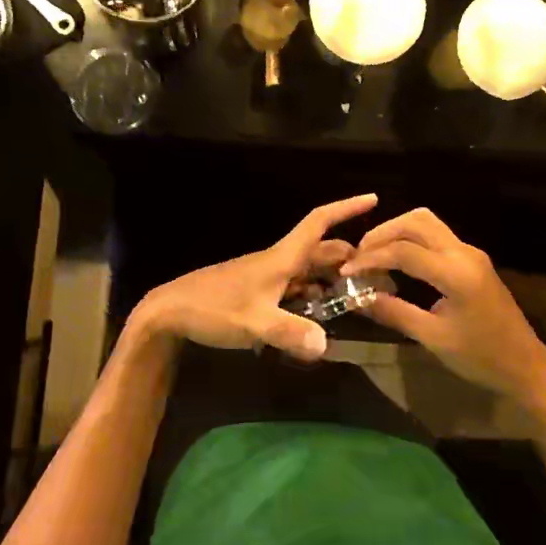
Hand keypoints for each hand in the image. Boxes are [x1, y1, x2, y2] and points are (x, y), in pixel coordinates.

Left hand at [130, 194, 377, 360]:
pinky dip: (312, 290)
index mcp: (281, 258)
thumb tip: (325, 345)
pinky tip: (318, 310)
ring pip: (307, 267)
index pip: (318, 223)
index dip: (346, 208)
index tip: (373, 198)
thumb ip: (289, 332)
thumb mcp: (253, 322)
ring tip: (354, 290)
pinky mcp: (256, 291)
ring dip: (331, 273)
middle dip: (348, 252)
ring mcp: (266, 276)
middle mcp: (277, 261)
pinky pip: (294, 284)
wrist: (170, 311)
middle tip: (375, 267)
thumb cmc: (213, 308)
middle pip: (320, 248)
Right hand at [338, 209, 545, 404]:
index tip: (346, 271)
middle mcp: (464, 252)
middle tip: (359, 256)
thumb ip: (395, 313)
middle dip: (383, 233)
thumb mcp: (433, 338)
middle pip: (416, 222)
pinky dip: (412, 240)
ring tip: (374, 254)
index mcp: (456, 273)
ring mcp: (471, 253)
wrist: (525, 365)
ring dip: (398, 231)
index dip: (371, 258)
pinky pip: (437, 236)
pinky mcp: (473, 259)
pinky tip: (397, 261)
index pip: (404, 251)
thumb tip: (358, 298)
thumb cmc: (480, 357)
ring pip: (428, 223)